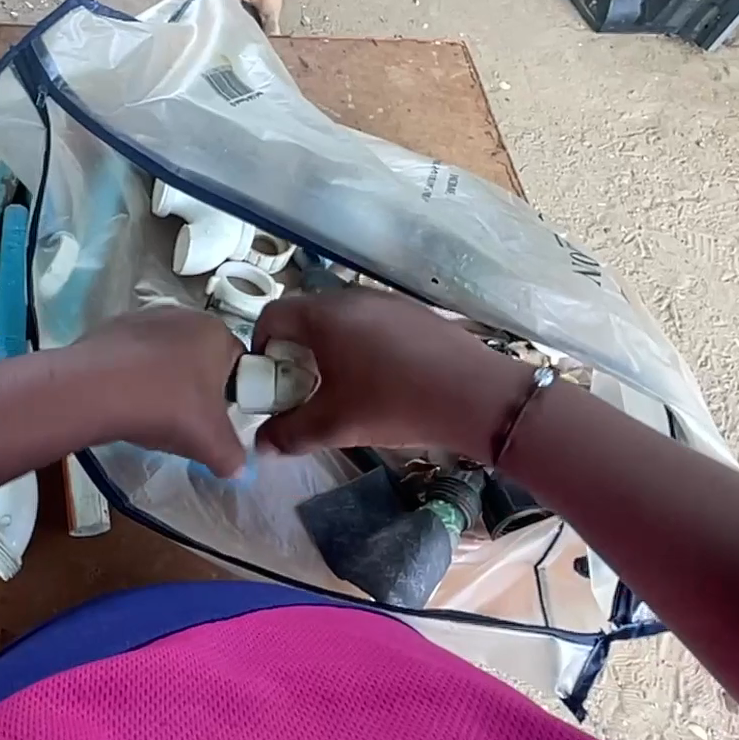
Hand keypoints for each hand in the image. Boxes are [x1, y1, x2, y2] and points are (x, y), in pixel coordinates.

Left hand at [58, 306, 248, 475]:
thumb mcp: (210, 443)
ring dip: (162, 382)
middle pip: (199, 359)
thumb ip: (232, 457)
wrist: (95, 390)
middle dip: (194, 389)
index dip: (231, 395)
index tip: (215, 419)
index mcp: (217, 332)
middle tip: (184, 421)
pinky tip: (123, 400)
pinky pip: (133, 356)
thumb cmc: (166, 407)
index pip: (238, 364)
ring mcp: (144, 317)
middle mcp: (184, 315)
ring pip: (165, 357)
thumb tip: (237, 468)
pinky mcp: (111, 328)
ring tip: (148, 413)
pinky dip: (132, 376)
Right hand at [252, 289, 528, 459]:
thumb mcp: (335, 425)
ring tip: (347, 385)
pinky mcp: (412, 309)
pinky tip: (385, 376)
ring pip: (340, 318)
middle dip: (296, 350)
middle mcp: (349, 296)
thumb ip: (290, 433)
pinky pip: (371, 320)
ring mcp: (384, 299)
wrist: (476, 395)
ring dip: (330, 346)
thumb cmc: (394, 403)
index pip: (271, 315)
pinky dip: (362, 342)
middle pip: (304, 315)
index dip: (262, 347)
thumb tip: (262, 443)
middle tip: (308, 387)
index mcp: (322, 316)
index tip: (274, 380)